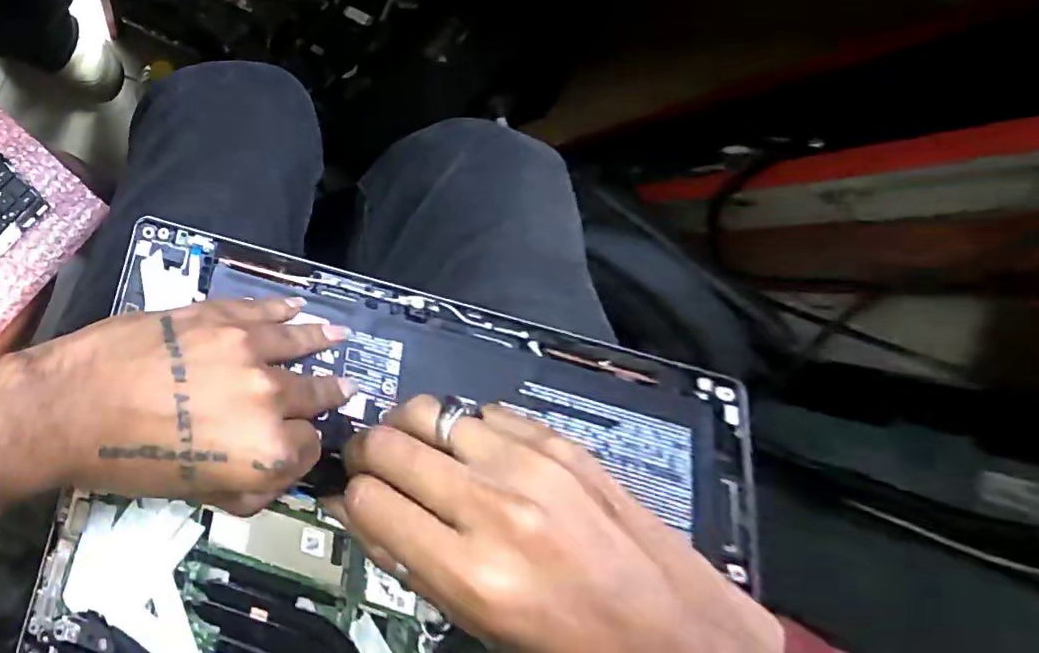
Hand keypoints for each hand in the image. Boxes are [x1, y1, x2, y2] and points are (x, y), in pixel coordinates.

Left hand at [28, 296, 352, 514]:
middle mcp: (269, 396)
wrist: (78, 403)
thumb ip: (245, 486)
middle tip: (342, 386)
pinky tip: (295, 307)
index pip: (306, 448)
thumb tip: (269, 473)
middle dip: (326, 394)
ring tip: (337, 334)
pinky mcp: (218, 315)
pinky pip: (262, 310)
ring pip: (296, 343)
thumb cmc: (130, 461)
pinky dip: (283, 309)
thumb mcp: (194, 494)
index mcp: (266, 450)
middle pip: (310, 394)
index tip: (298, 441)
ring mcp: (245, 347)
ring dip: (319, 339)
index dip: (302, 448)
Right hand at [330, 395, 782, 652]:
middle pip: (386, 444)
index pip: (369, 500)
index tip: (356, 496)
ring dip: (410, 430)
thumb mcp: (481, 625)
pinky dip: (466, 430)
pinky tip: (481, 456)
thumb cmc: (573, 646)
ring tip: (423, 451)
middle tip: (375, 465)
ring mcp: (529, 464)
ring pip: (425, 410)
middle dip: (366, 452)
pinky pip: (479, 410)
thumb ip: (407, 560)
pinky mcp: (557, 440)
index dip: (351, 496)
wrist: (687, 636)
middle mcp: (495, 508)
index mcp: (475, 574)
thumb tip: (350, 506)